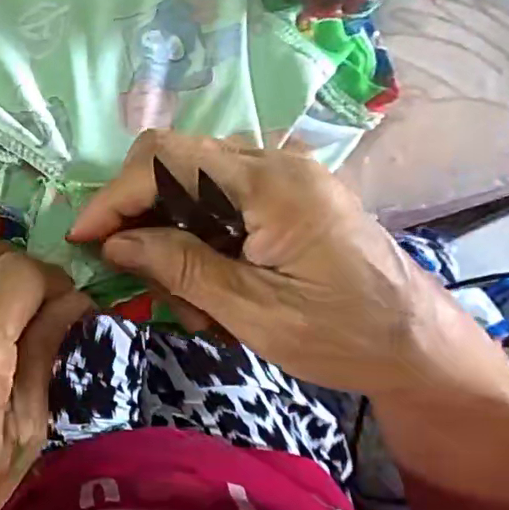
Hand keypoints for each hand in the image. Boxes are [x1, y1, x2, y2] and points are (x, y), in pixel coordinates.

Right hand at [66, 131, 508, 403]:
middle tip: (133, 274)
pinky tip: (206, 288)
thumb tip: (113, 242)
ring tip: (186, 301)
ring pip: (186, 184)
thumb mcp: (254, 312)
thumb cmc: (346, 336)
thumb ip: (180, 268)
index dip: (114, 195)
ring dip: (166, 236)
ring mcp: (279, 176)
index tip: (85, 239)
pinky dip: (192, 239)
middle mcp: (274, 162)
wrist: (423, 349)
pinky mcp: (280, 195)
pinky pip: (212, 200)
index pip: (165, 159)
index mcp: (272, 183)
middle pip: (171, 162)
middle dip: (138, 217)